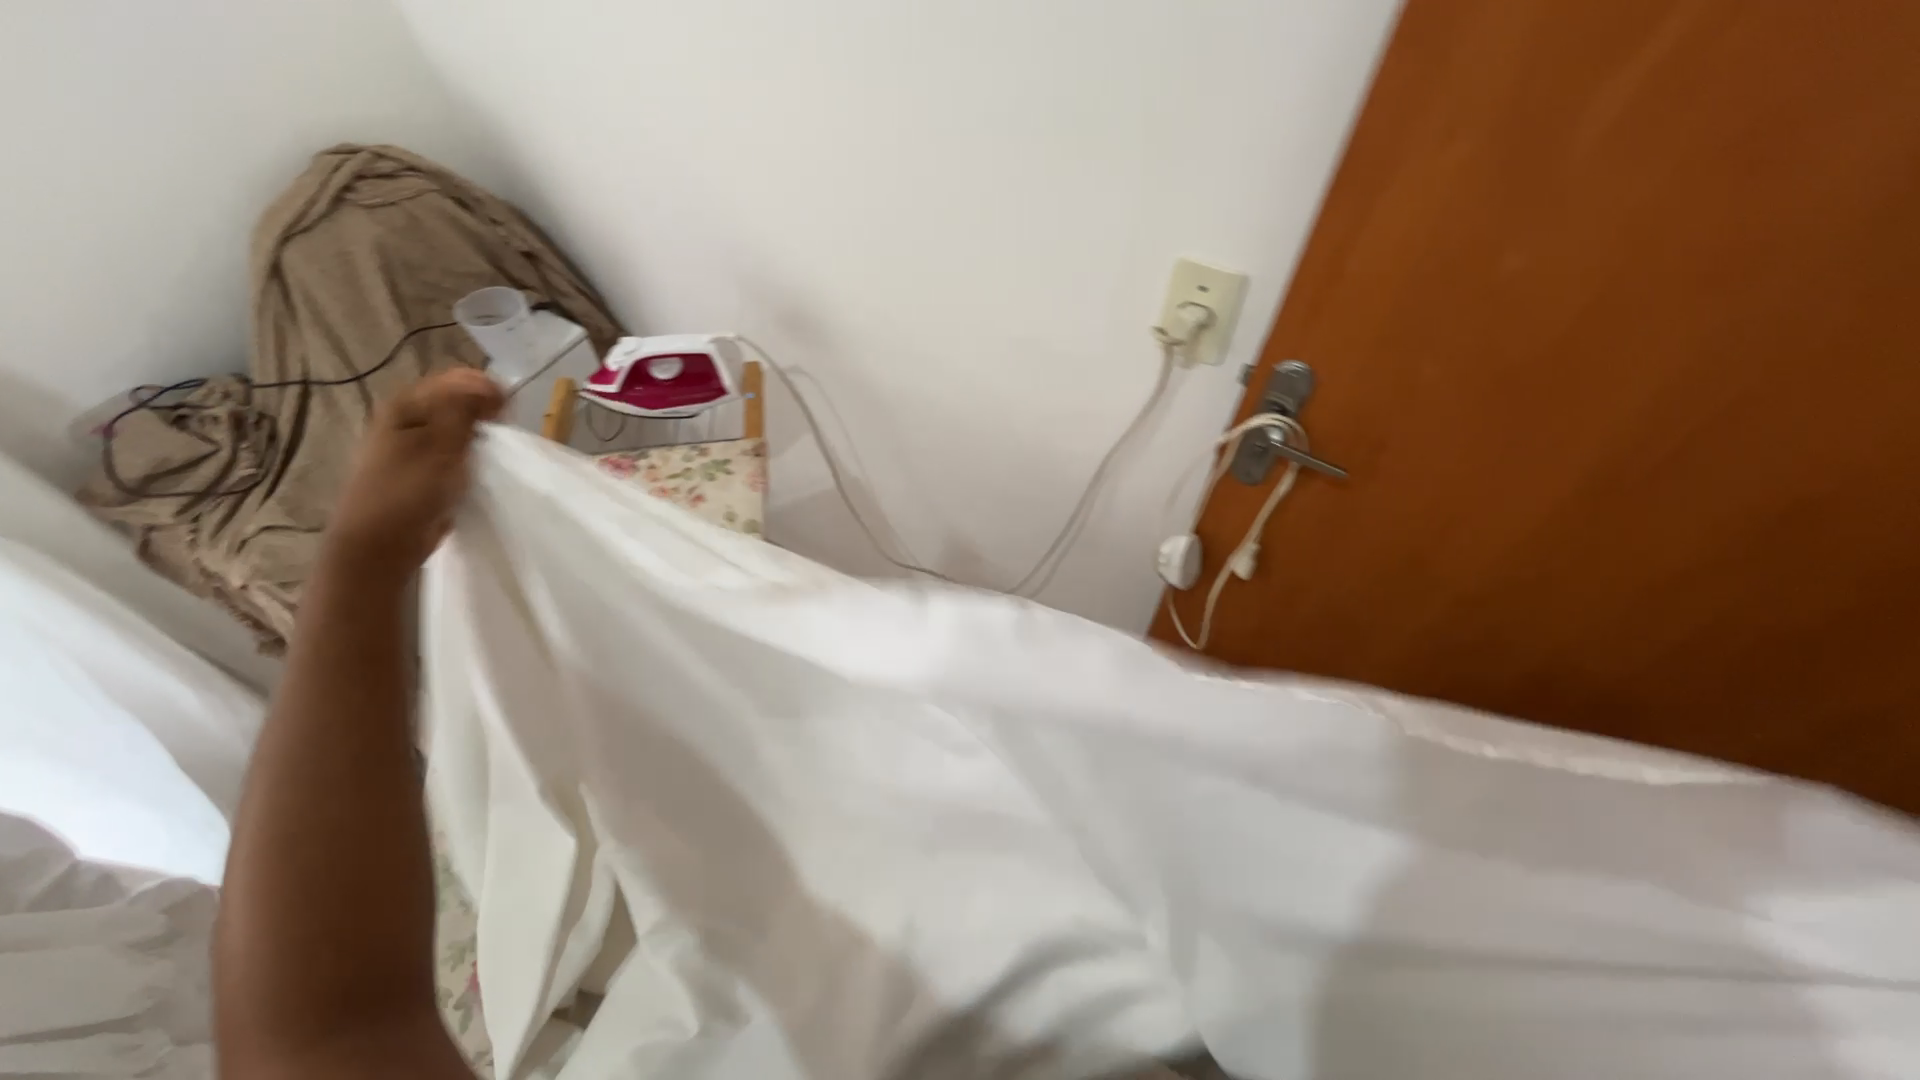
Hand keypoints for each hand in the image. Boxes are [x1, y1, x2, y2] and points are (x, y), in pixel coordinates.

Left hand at [326, 368, 504, 579]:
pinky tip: (481, 466)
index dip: (486, 390)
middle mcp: (407, 418)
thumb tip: (489, 385)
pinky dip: (472, 453)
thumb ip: (464, 410)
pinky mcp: (424, 468)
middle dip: (485, 411)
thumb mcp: (440, 445)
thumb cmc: (408, 491)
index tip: (508, 413)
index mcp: (406, 405)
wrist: (381, 542)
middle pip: (456, 401)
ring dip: (480, 434)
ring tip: (495, 450)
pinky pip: (456, 450)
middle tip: (503, 432)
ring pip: (458, 426)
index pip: (455, 380)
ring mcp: (414, 444)